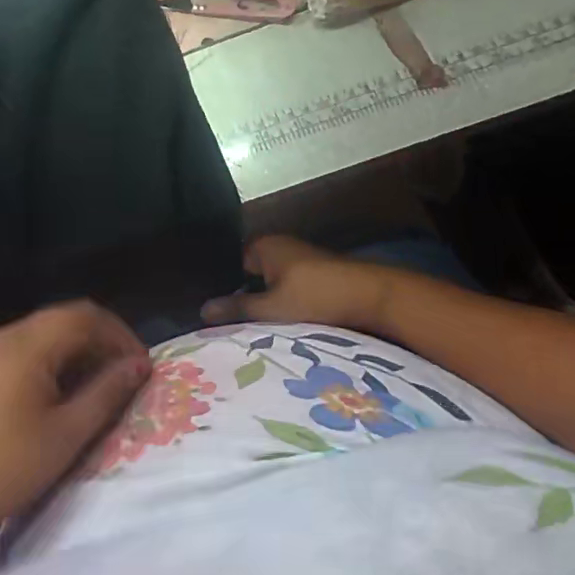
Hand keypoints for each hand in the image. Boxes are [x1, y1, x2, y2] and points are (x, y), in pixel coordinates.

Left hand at [0, 301, 149, 544]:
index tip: (143, 366)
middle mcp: (12, 334)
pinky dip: (65, 354)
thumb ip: (108, 391)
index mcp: (28, 345)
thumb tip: (141, 365)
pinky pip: (38, 343)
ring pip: (55, 328)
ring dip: (87, 345)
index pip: (87, 317)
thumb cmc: (10, 466)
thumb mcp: (68, 432)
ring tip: (110, 379)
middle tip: (131, 370)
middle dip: (106, 337)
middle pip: (71, 316)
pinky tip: (77, 384)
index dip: (121, 335)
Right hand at [200, 235, 404, 333]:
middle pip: (247, 275)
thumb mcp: (272, 309)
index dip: (218, 287)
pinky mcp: (314, 276)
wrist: (373, 297)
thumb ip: (236, 309)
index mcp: (264, 245)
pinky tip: (274, 326)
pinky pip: (286, 290)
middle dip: (239, 298)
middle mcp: (279, 246)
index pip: (228, 263)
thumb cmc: (317, 297)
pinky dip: (281, 305)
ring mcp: (298, 260)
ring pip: (268, 285)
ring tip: (244, 329)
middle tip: (221, 326)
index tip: (206, 312)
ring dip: (262, 304)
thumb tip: (201, 310)